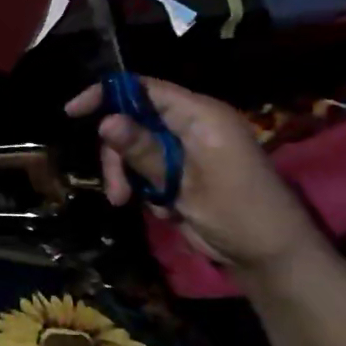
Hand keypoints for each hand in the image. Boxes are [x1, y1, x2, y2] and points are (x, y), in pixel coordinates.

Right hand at [66, 77, 325, 272]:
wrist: (272, 258)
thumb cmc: (237, 213)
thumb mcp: (185, 184)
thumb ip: (144, 151)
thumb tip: (104, 120)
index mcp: (199, 115)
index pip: (144, 88)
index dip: (107, 94)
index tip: (73, 112)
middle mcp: (191, 125)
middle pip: (133, 121)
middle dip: (117, 154)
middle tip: (117, 192)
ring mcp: (188, 149)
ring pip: (136, 147)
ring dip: (128, 175)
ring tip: (131, 203)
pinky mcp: (185, 171)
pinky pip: (149, 168)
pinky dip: (146, 187)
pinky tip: (162, 209)